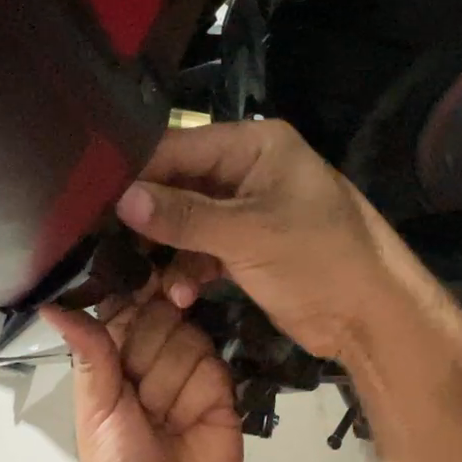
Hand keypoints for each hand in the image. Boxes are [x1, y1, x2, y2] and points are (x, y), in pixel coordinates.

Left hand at [41, 296, 242, 461]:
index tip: (142, 285)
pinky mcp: (223, 392)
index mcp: (116, 356)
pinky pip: (217, 364)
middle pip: (163, 312)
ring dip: (171, 379)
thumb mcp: (96, 407)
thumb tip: (50, 304)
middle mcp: (154, 357)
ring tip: (163, 419)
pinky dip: (200, 389)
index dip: (136, 293)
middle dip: (151, 347)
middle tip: (140, 395)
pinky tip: (191, 418)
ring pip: (191, 336)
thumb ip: (91, 350)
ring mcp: (191, 373)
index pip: (128, 302)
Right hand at [114, 120, 407, 359]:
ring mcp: (245, 209)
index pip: (179, 146)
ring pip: (185, 220)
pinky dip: (188, 268)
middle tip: (101, 239)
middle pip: (178, 182)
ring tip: (139, 276)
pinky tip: (179, 293)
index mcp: (254, 145)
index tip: (89, 197)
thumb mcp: (250, 233)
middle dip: (146, 214)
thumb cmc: (319, 258)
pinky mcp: (245, 246)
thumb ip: (185, 216)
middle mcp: (246, 169)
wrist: (371, 316)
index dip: (136, 171)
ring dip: (165, 249)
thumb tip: (121, 199)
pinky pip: (201, 248)